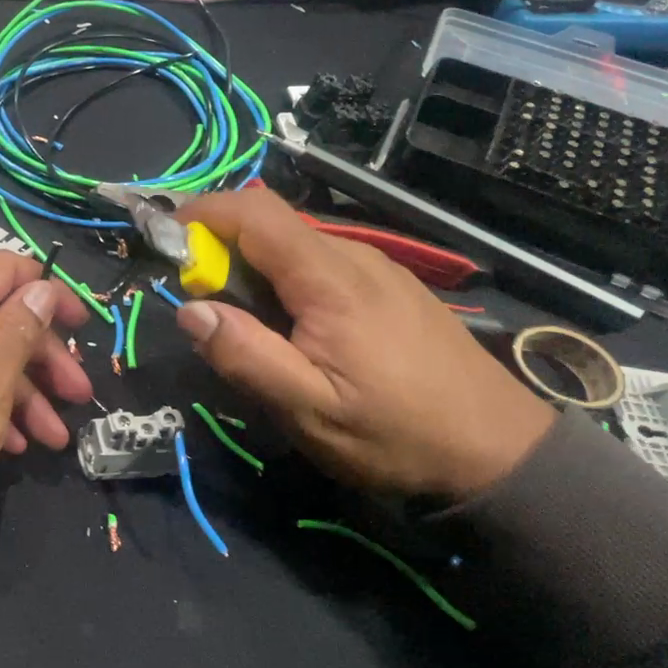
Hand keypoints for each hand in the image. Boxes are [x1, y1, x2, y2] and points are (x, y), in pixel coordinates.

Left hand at [0, 252, 92, 511]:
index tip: (83, 331)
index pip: (8, 270)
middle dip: (45, 358)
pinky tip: (15, 445)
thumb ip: (18, 327)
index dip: (52, 294)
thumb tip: (41, 287)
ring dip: (26, 394)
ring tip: (54, 439)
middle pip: (0, 318)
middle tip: (79, 397)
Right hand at [173, 189, 555, 498]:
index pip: (254, 212)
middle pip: (270, 224)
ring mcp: (378, 269)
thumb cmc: (399, 436)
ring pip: (293, 244)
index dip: (200, 214)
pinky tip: (292, 330)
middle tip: (202, 307)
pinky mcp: (390, 288)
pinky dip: (283, 281)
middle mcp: (355, 258)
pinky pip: (320, 264)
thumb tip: (189, 310)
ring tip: (246, 328)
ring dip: (251, 269)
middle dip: (219, 250)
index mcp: (331, 280)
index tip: (164, 245)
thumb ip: (245, 356)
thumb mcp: (308, 411)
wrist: (503, 456)